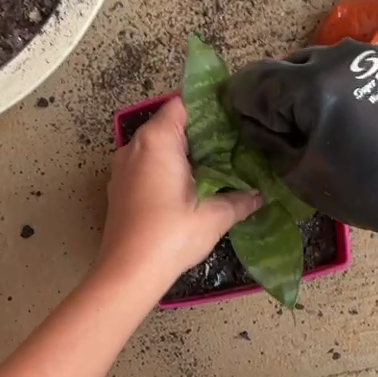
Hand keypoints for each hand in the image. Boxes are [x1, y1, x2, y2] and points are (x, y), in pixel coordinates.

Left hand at [97, 98, 261, 287]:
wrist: (128, 272)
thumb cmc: (170, 236)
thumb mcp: (213, 216)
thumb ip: (239, 200)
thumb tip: (259, 195)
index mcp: (156, 140)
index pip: (182, 104)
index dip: (208, 107)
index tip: (231, 119)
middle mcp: (133, 147)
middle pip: (169, 126)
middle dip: (198, 134)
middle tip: (230, 146)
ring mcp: (121, 169)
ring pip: (155, 149)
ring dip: (181, 156)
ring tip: (212, 169)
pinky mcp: (118, 190)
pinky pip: (144, 168)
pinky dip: (164, 172)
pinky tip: (186, 190)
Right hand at [223, 41, 377, 338]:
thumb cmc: (368, 189)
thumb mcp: (302, 175)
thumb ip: (266, 142)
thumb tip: (250, 123)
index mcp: (312, 82)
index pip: (254, 80)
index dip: (238, 102)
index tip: (236, 121)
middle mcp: (342, 55)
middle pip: (289, 65)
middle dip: (277, 95)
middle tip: (280, 132)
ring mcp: (377, 55)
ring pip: (325, 64)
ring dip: (311, 90)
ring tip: (320, 127)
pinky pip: (358, 70)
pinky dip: (345, 89)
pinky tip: (355, 121)